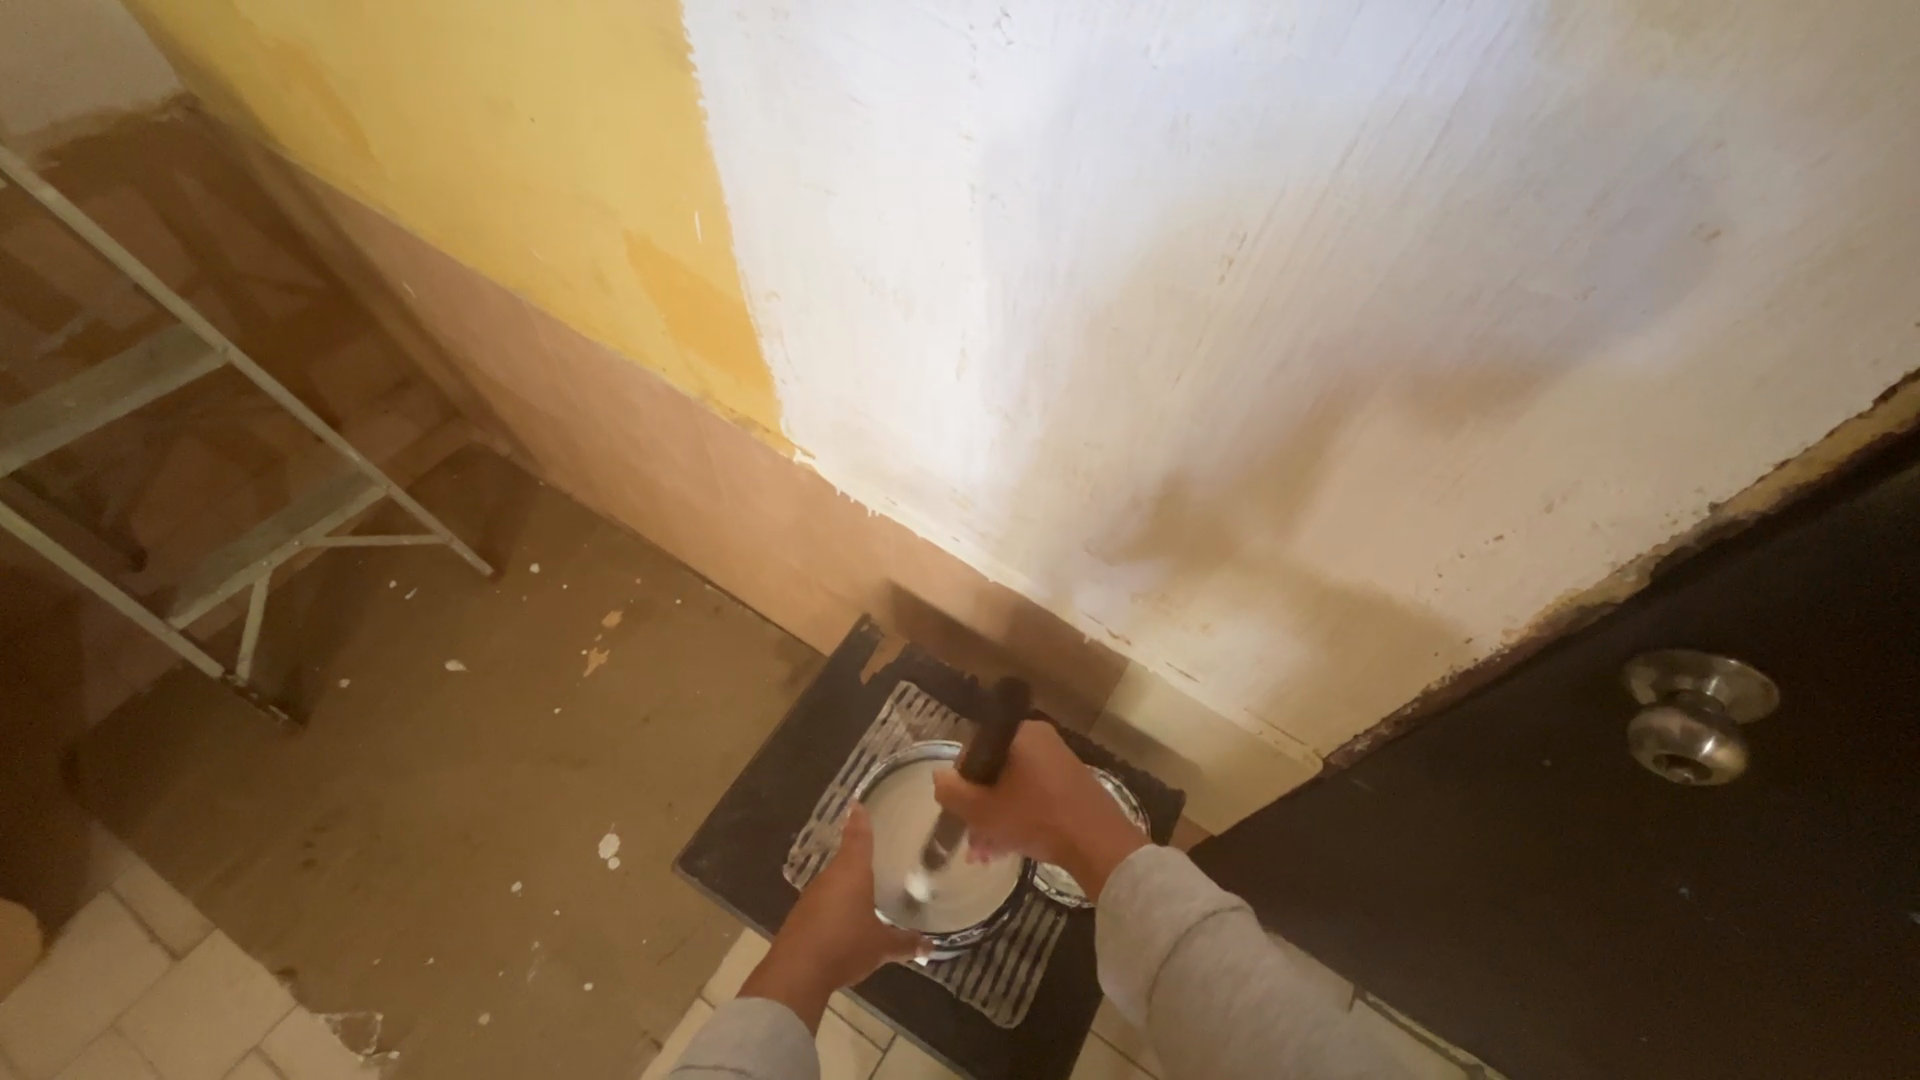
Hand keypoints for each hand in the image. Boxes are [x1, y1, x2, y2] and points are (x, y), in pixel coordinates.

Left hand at [740, 804, 927, 1029]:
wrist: (796, 973)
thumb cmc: (845, 946)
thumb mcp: (881, 946)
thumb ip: (905, 943)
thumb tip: (930, 947)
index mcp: (853, 872)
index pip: (858, 837)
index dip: (859, 819)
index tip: (856, 802)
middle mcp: (831, 876)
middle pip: (845, 857)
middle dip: (857, 854)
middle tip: (873, 850)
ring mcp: (812, 896)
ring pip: (834, 880)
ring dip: (846, 882)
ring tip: (862, 886)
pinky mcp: (801, 916)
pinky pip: (823, 901)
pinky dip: (834, 903)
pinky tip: (843, 918)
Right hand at [932, 720, 1148, 902]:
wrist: (1097, 843)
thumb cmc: (1035, 817)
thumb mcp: (982, 809)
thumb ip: (952, 791)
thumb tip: (939, 777)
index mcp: (1018, 733)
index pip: (974, 750)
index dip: (961, 782)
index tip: (958, 811)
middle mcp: (1039, 740)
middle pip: (994, 771)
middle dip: (978, 807)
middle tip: (969, 838)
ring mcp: (1058, 762)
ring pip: (1013, 788)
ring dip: (995, 818)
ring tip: (983, 855)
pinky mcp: (1071, 785)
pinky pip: (1034, 796)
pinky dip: (1018, 818)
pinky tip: (1005, 851)